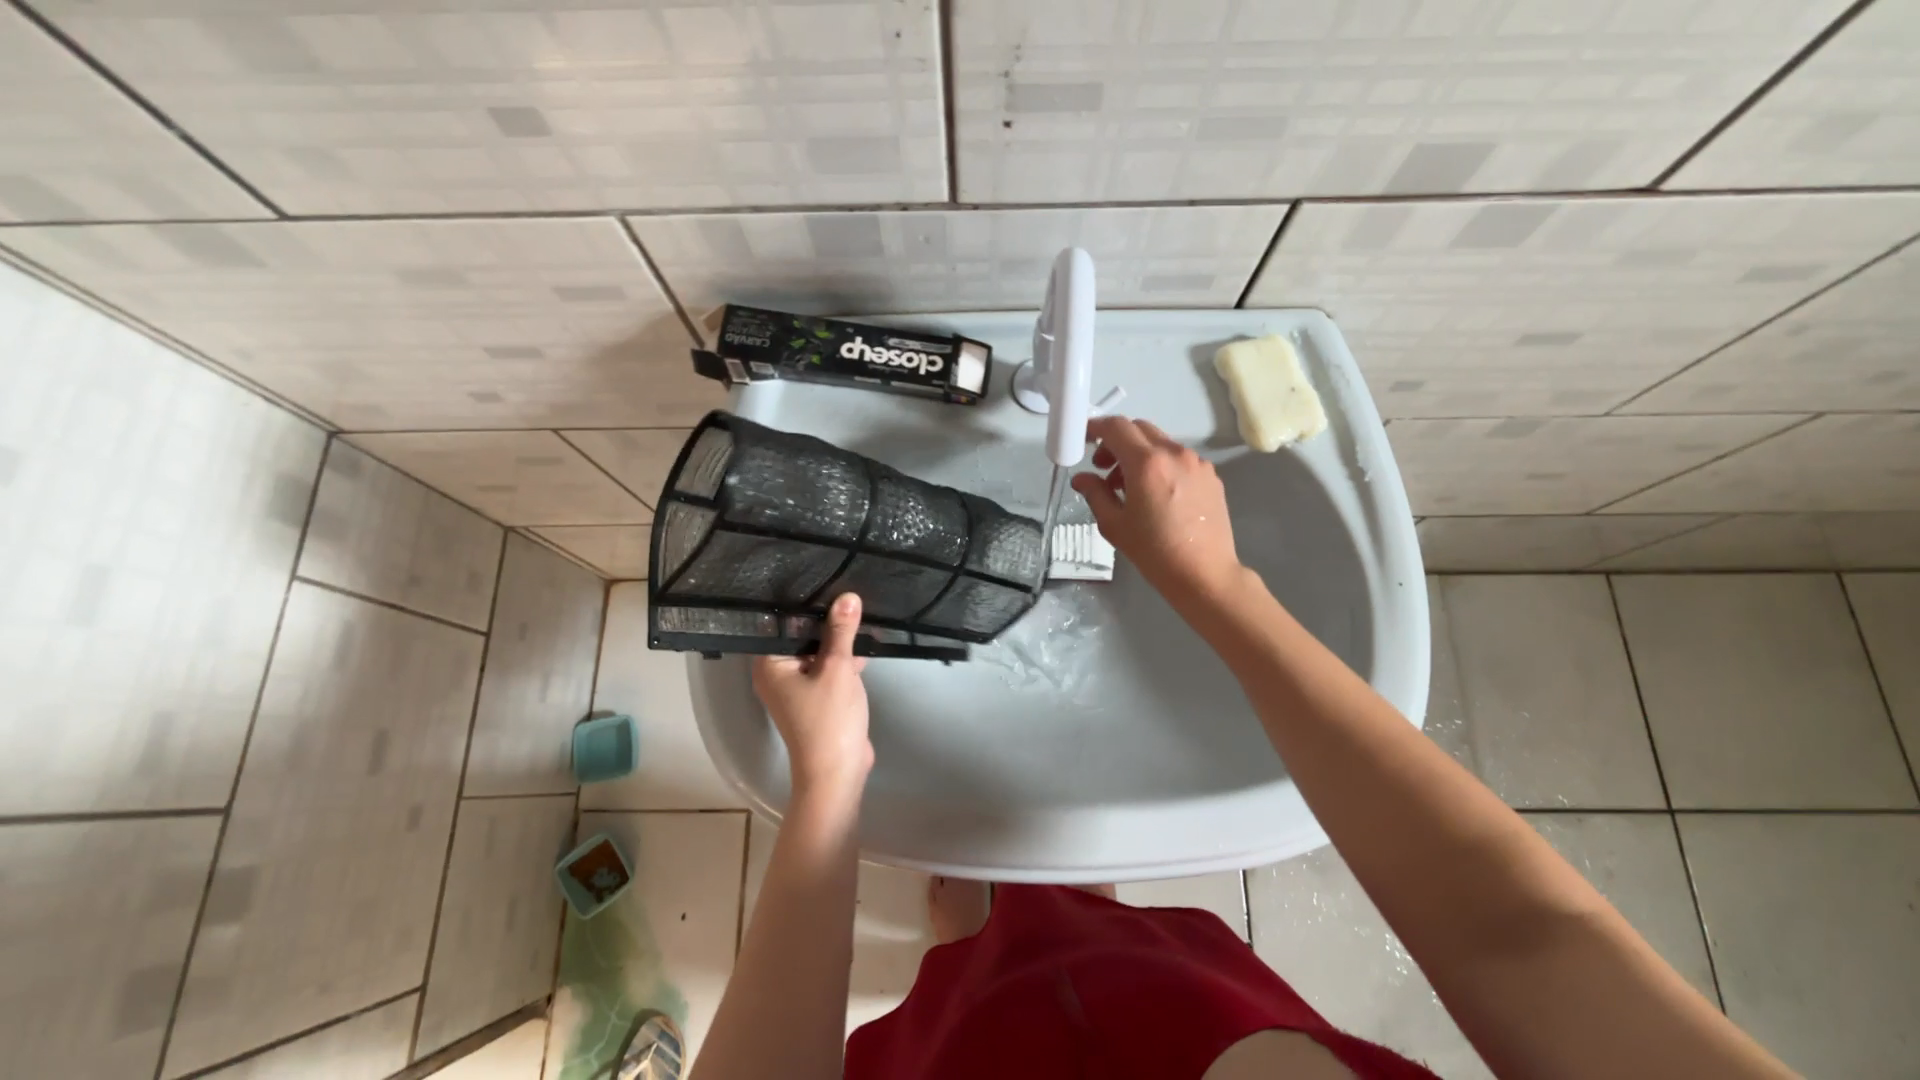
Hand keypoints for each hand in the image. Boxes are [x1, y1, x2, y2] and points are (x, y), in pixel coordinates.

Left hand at [752, 593, 872, 798]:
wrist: (837, 773)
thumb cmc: (828, 718)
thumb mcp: (838, 668)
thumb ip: (841, 631)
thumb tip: (848, 597)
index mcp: (769, 665)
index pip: (781, 623)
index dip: (804, 604)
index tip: (823, 580)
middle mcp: (777, 674)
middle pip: (800, 638)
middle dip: (826, 621)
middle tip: (847, 591)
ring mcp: (796, 688)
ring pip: (817, 654)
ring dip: (838, 641)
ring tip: (861, 613)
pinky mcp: (816, 699)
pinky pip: (826, 670)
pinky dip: (843, 661)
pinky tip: (865, 646)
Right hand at [1071, 415, 1244, 607]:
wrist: (1204, 574)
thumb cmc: (1154, 552)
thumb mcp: (1114, 525)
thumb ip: (1095, 494)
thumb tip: (1082, 478)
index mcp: (1147, 463)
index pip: (1116, 427)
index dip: (1096, 427)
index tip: (1085, 437)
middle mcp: (1174, 453)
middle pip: (1139, 429)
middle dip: (1117, 441)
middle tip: (1104, 468)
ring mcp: (1197, 463)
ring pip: (1160, 443)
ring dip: (1139, 454)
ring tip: (1129, 487)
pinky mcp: (1211, 475)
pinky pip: (1179, 459)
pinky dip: (1161, 465)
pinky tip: (1157, 495)